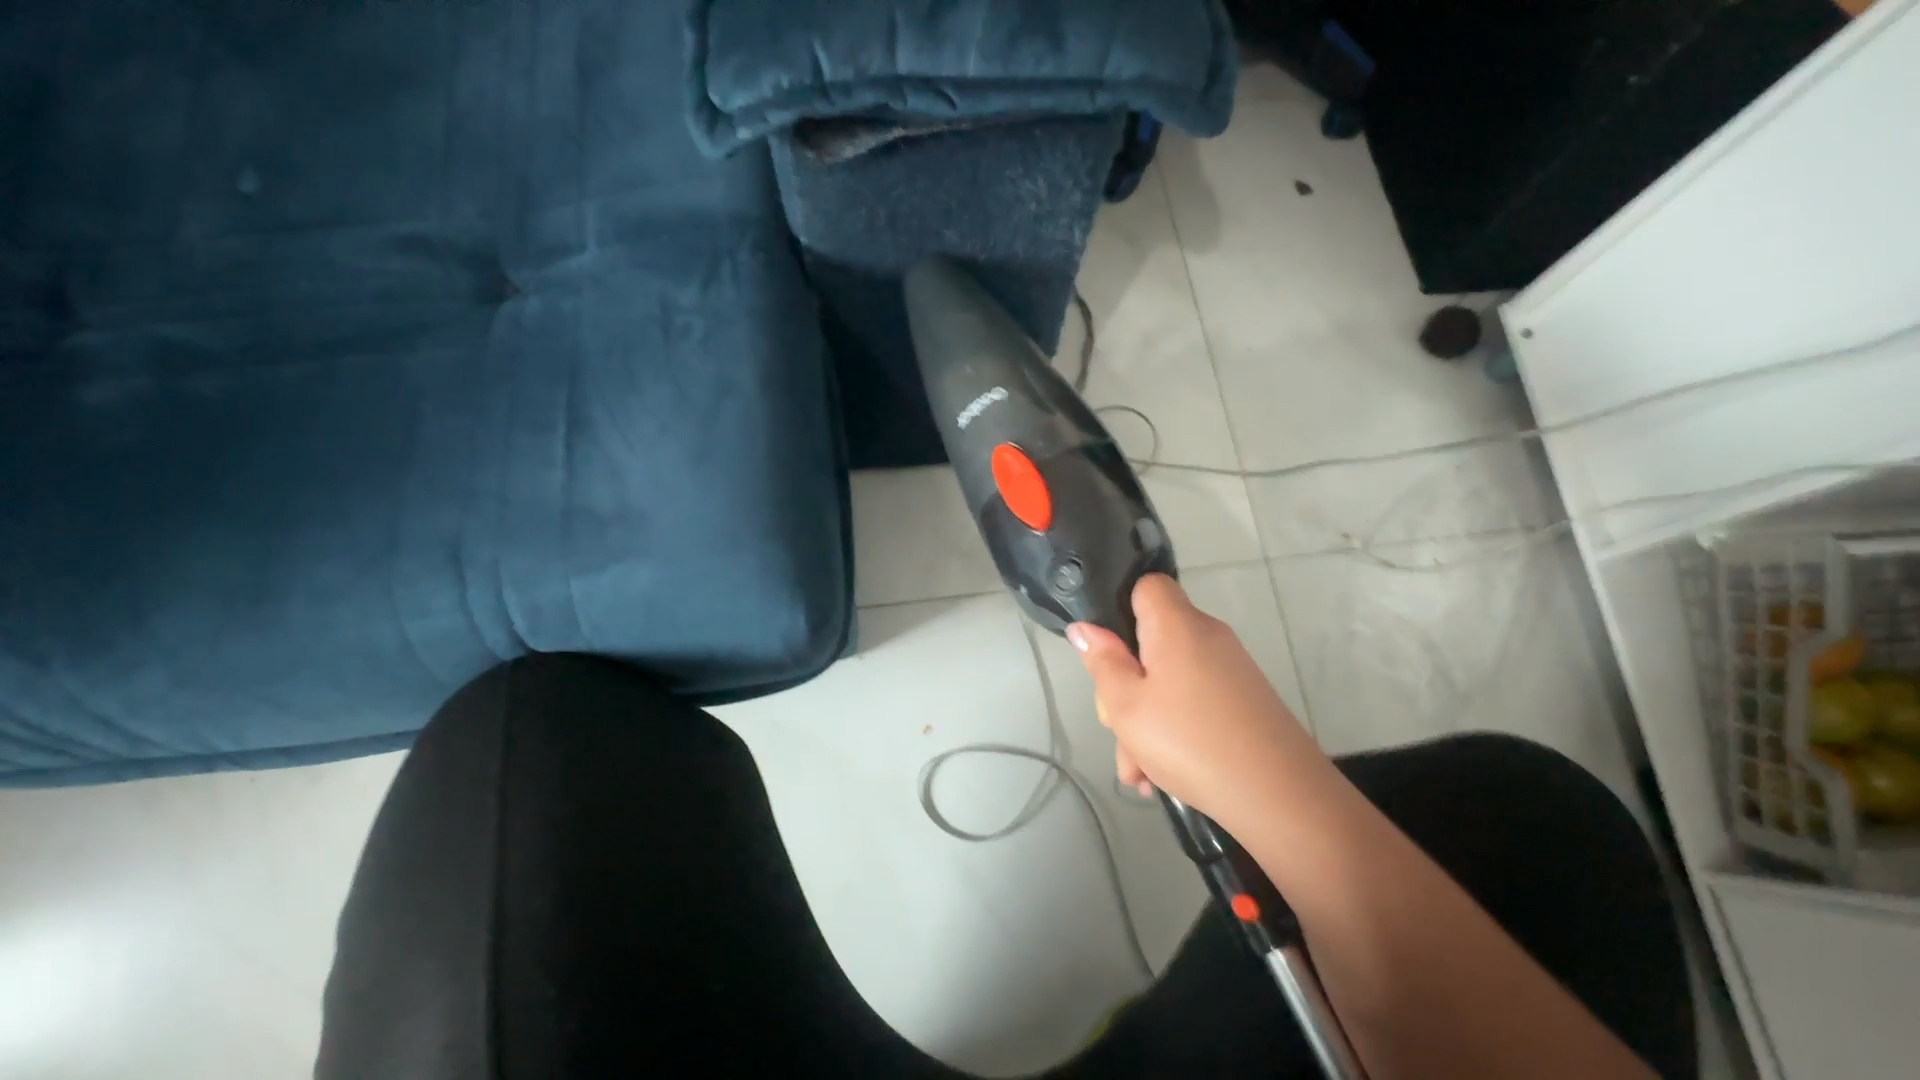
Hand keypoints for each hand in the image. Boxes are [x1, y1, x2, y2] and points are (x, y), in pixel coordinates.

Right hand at [1068, 574, 1325, 833]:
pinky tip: (1161, 777)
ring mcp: (1230, 669)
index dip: (1120, 608)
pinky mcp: (1243, 699)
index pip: (1147, 585)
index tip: (1107, 650)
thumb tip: (1085, 628)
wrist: (1278, 794)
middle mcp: (1208, 636)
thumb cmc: (1190, 742)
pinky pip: (1193, 702)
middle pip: (1152, 643)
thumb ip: (1103, 664)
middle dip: (1126, 686)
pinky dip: (1174, 731)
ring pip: (1168, 682)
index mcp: (1177, 626)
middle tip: (1117, 727)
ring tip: (1138, 773)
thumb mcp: (1127, 707)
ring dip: (1146, 722)